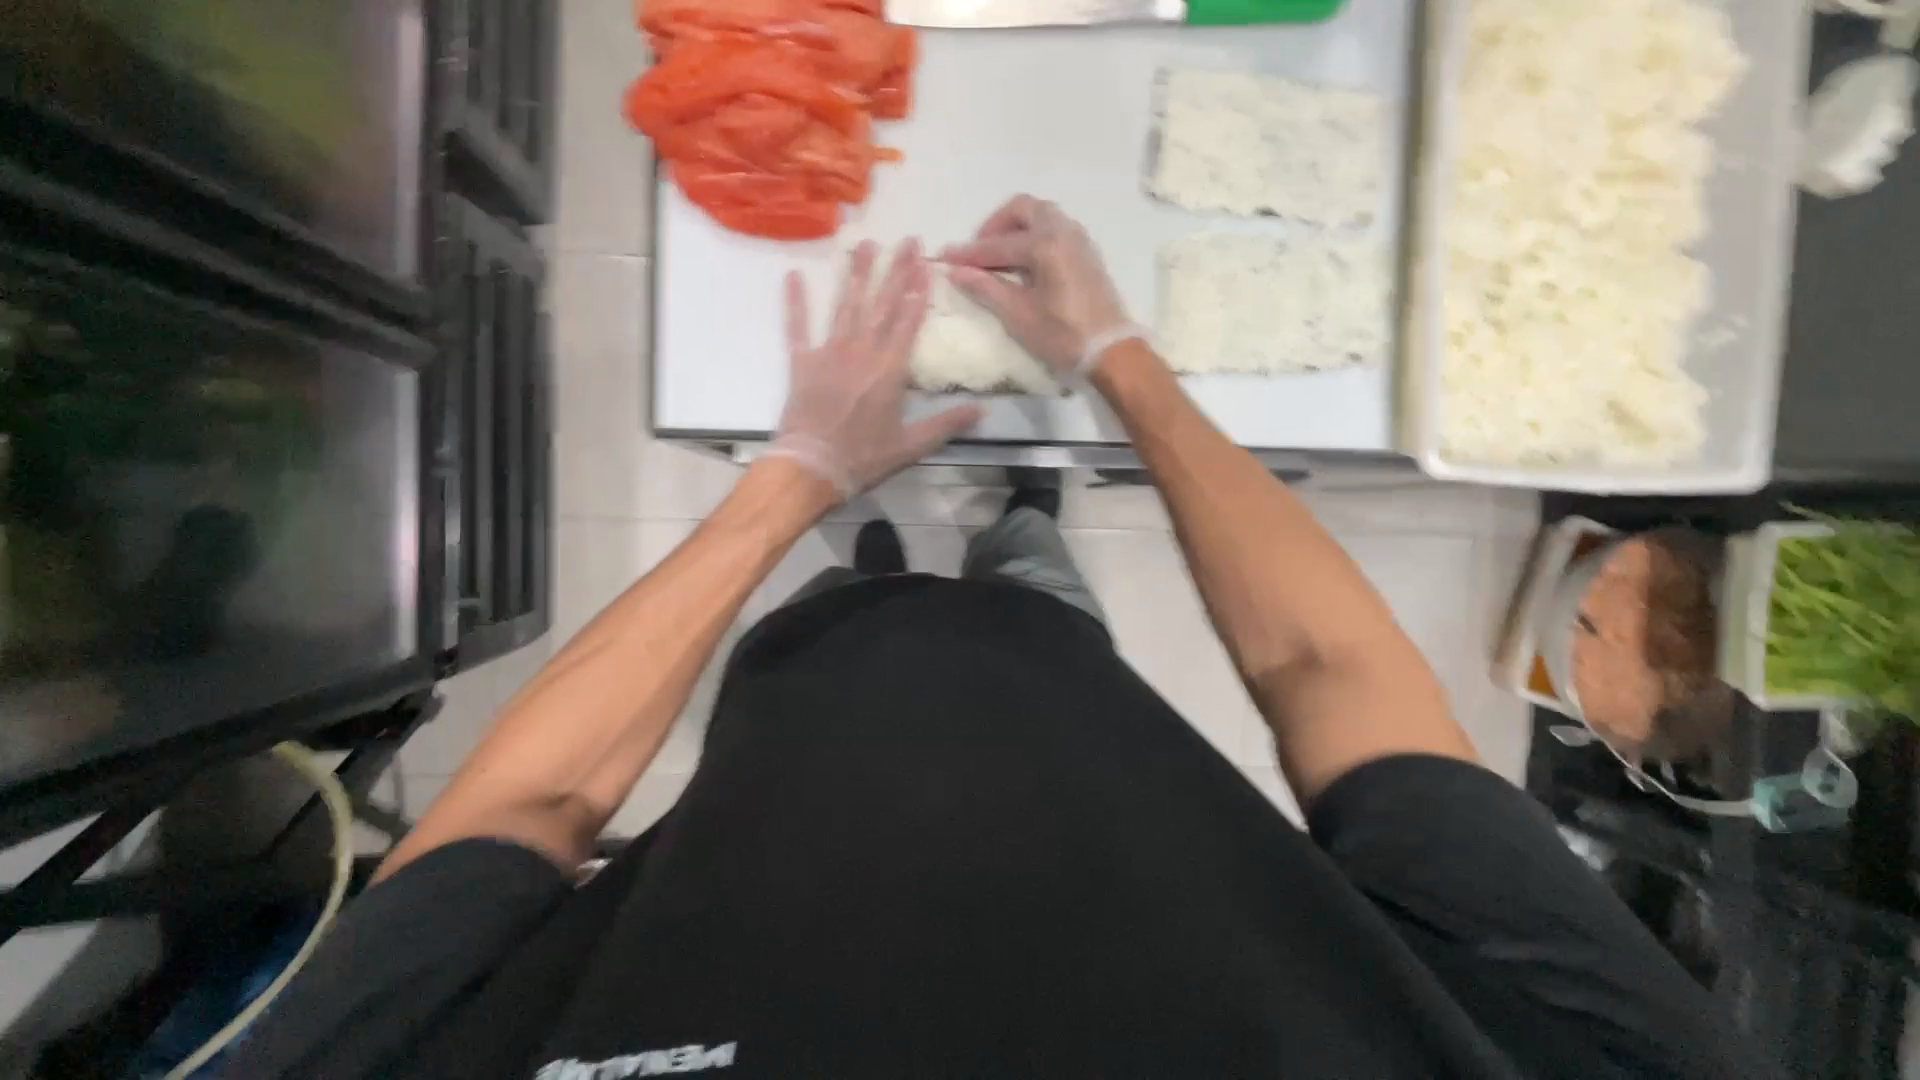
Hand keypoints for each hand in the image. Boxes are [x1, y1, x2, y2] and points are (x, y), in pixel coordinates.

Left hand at [767, 240, 982, 500]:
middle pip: (882, 305)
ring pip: (845, 306)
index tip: (926, 264)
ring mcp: (828, 354)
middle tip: (907, 240)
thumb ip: (946, 424)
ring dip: (855, 274)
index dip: (918, 292)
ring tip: (864, 244)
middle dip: (896, 271)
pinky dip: (795, 302)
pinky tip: (792, 275)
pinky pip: (796, 327)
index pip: (908, 322)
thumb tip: (983, 410)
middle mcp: (861, 353)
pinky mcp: (801, 363)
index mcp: (889, 371)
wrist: (811, 467)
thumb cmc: (863, 458)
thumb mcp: (911, 446)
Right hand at [940, 196, 1145, 375]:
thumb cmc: (1063, 335)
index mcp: (1045, 245)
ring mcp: (1079, 240)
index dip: (970, 253)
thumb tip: (957, 271)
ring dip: (1016, 228)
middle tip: (980, 251)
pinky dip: (1035, 235)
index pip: (998, 244)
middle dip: (996, 225)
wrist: (1110, 350)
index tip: (946, 257)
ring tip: (1000, 256)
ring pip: (1042, 215)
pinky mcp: (1087, 253)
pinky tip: (1024, 263)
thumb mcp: (1019, 315)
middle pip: (1023, 209)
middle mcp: (1064, 231)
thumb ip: (987, 288)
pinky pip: (1056, 229)